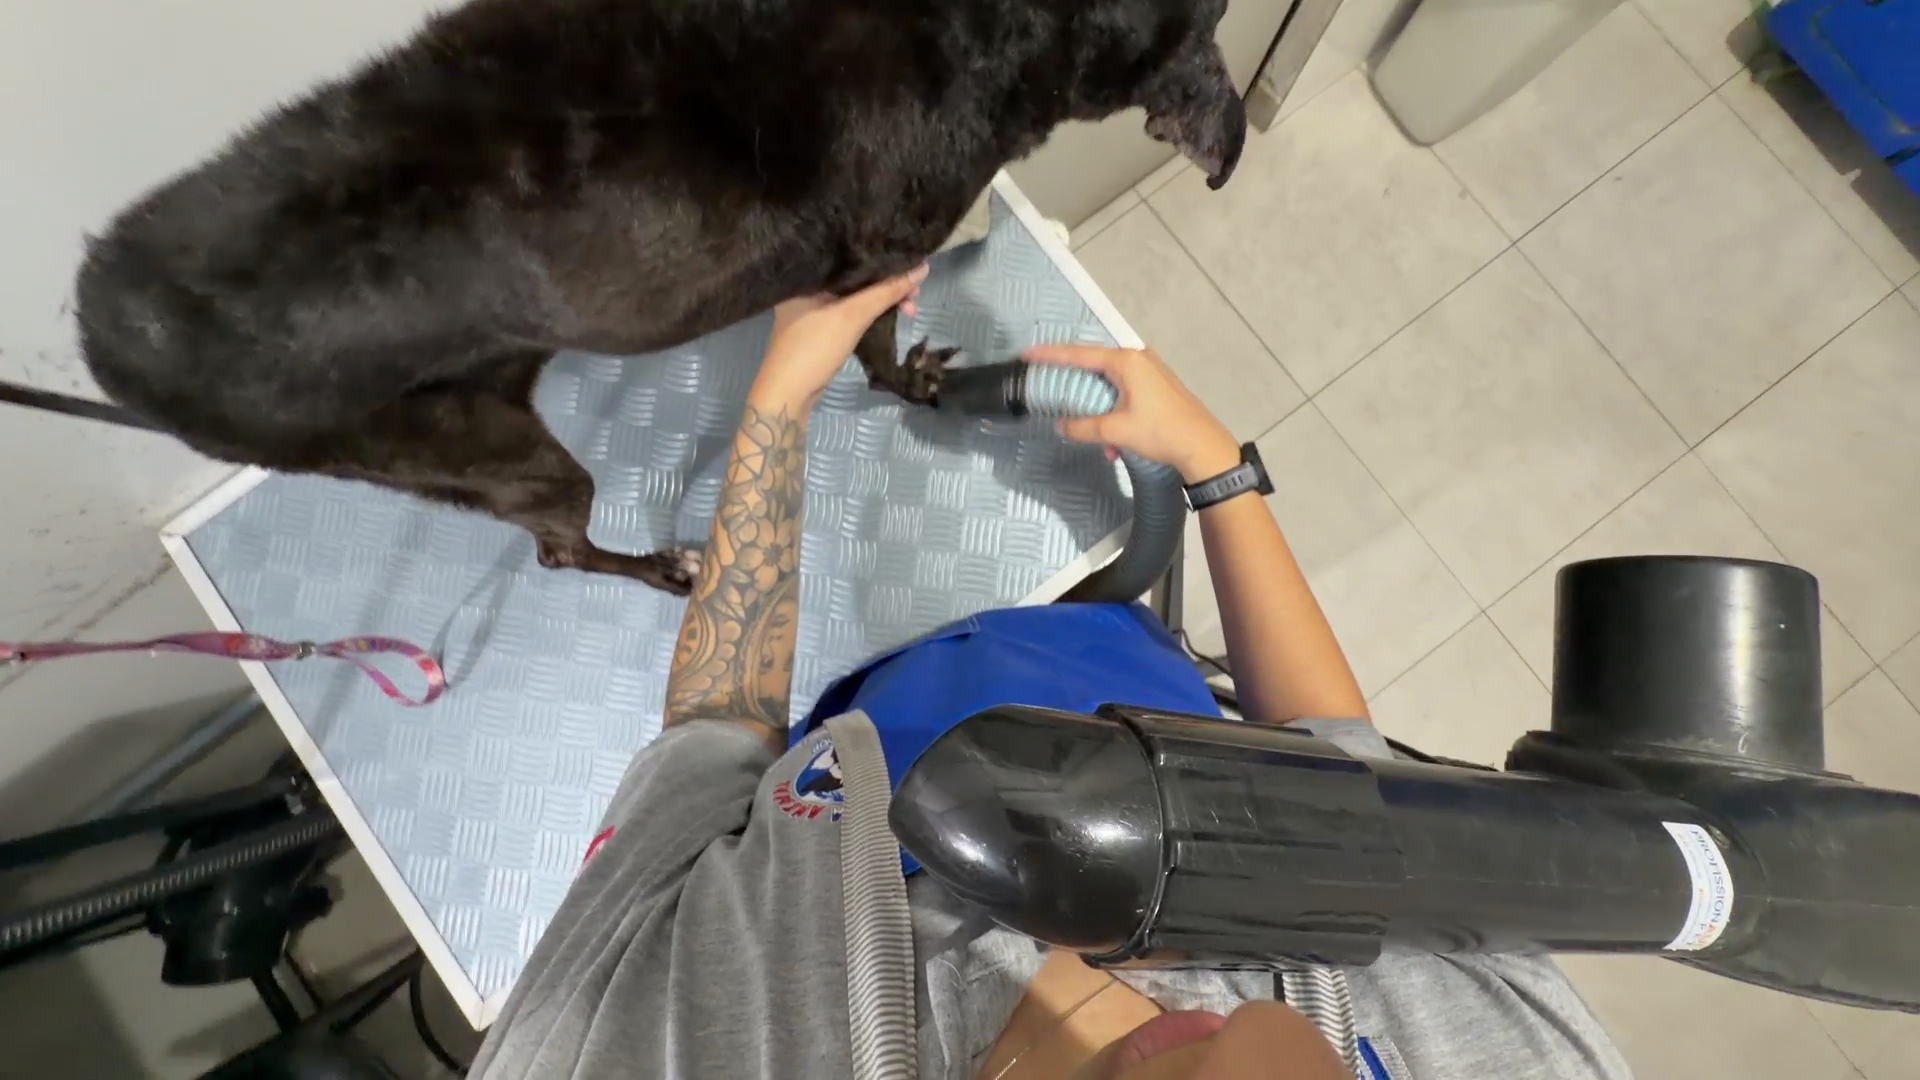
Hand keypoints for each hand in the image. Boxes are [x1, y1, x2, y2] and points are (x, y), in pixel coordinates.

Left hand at [752, 265, 929, 405]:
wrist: (788, 393)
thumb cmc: (814, 348)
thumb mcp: (852, 316)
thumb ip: (886, 292)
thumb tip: (922, 268)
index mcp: (807, 272)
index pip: (851, 254)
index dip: (884, 260)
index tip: (912, 268)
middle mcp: (808, 285)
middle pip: (857, 276)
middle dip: (888, 285)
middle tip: (916, 295)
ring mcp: (813, 307)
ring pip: (856, 295)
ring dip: (882, 301)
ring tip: (910, 308)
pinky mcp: (820, 326)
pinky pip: (851, 310)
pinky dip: (870, 313)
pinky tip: (890, 314)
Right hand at [1023, 344, 1239, 481]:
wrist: (1203, 447)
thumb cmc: (1161, 432)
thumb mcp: (1116, 431)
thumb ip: (1083, 427)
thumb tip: (1061, 426)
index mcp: (1126, 362)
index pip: (1079, 354)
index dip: (1051, 355)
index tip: (1029, 353)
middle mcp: (1138, 359)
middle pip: (1094, 368)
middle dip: (1077, 391)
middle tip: (1054, 395)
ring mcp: (1150, 372)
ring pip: (1110, 386)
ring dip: (1099, 413)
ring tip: (1100, 442)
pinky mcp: (1158, 386)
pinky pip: (1124, 394)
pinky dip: (1114, 415)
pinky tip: (1116, 445)